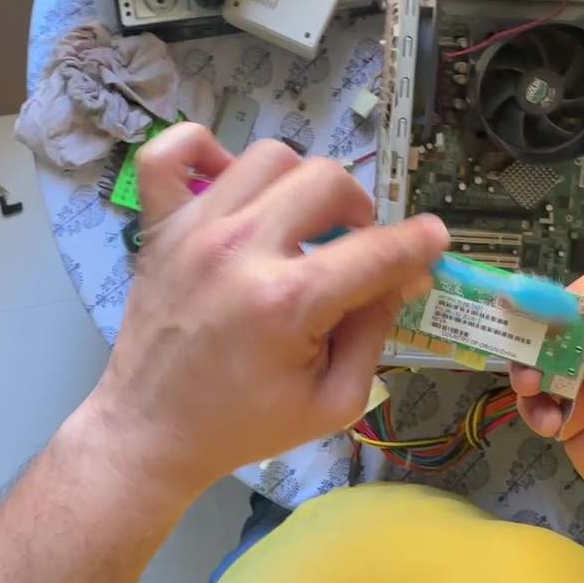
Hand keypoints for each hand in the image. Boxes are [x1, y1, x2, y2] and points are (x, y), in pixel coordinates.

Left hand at [70, 124, 448, 501]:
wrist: (150, 433)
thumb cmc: (244, 425)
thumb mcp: (334, 400)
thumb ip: (375, 330)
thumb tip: (403, 275)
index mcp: (287, 301)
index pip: (375, 250)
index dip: (417, 242)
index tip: (433, 238)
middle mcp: (241, 249)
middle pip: (326, 181)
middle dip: (358, 211)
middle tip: (353, 247)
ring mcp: (193, 230)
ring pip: (269, 157)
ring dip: (300, 184)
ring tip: (300, 223)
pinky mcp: (159, 226)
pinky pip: (169, 152)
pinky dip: (203, 149)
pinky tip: (230, 181)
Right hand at [509, 271, 583, 559]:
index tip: (558, 318)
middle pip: (571, 320)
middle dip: (544, 333)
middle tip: (529, 357)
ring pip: (548, 358)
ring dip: (531, 369)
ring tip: (532, 392)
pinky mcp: (575, 418)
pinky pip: (541, 401)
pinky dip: (534, 408)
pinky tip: (547, 427)